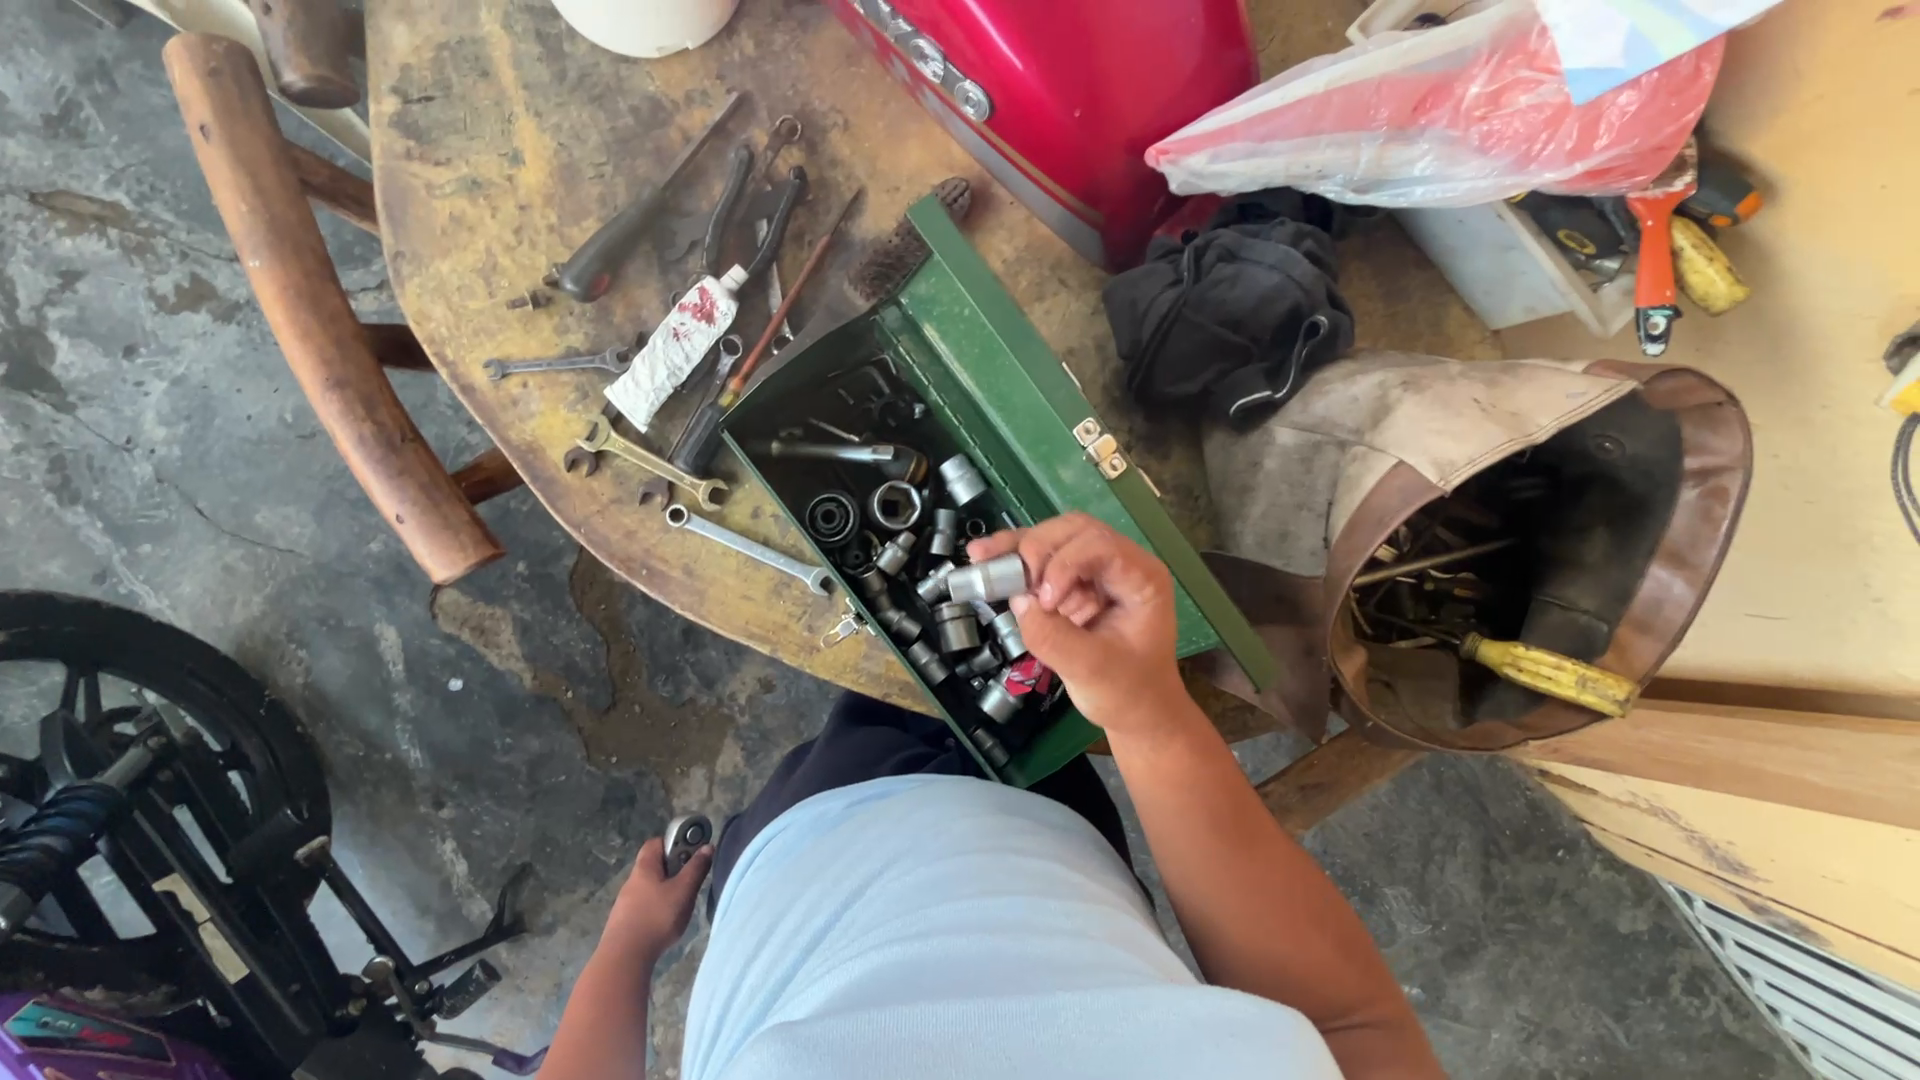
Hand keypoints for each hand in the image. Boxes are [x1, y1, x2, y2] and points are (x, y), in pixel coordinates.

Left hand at [599, 836, 711, 964]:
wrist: (623, 958)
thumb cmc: (656, 918)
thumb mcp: (683, 891)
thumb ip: (696, 868)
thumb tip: (706, 847)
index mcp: (645, 868)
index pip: (656, 842)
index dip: (674, 842)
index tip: (690, 851)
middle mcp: (632, 881)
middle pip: (654, 865)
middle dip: (674, 868)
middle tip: (690, 879)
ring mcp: (625, 903)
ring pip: (650, 887)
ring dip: (666, 889)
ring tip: (681, 904)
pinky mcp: (624, 922)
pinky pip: (644, 905)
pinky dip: (657, 907)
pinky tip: (665, 922)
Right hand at [967, 513, 1190, 739]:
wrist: (1136, 711)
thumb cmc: (1127, 691)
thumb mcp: (1091, 670)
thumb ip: (1054, 637)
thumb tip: (1020, 602)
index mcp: (1141, 578)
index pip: (1099, 545)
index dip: (1065, 564)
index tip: (1047, 603)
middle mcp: (1121, 563)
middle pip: (1074, 531)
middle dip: (1039, 549)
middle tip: (1017, 582)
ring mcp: (1096, 570)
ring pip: (1053, 538)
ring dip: (1018, 548)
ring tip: (981, 556)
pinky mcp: (1073, 581)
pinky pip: (1042, 559)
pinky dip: (1014, 560)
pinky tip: (983, 558)